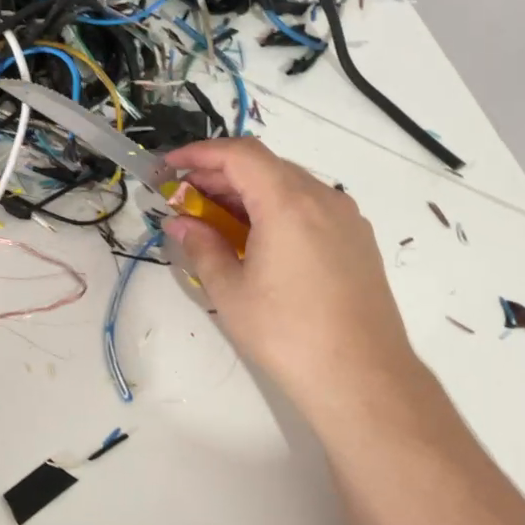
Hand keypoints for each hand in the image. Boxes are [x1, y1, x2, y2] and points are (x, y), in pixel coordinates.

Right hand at [164, 138, 428, 417]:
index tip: (167, 167)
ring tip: (207, 220)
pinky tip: (249, 239)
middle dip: (217, 175)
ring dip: (243, 193)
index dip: (199, 154)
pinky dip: (270, 209)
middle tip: (178, 198)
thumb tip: (180, 222)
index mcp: (289, 204)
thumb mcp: (228, 290)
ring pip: (287, 186)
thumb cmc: (284, 330)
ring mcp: (345, 219)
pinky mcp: (354, 240)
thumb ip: (201, 247)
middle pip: (265, 167)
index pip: (241, 155)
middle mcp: (323, 199)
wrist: (358, 371)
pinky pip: (306, 207)